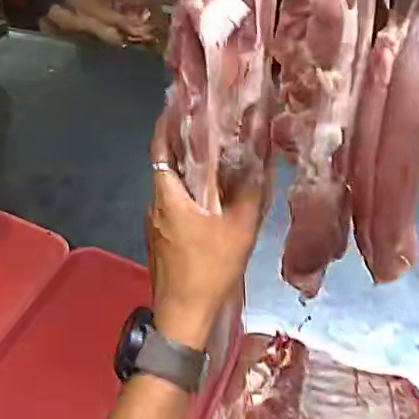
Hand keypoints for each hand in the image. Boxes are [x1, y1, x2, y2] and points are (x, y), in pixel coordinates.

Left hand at [147, 114, 268, 350]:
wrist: (182, 316)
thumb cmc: (209, 269)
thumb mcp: (239, 230)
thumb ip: (251, 193)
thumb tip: (262, 161)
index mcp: (167, 194)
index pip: (161, 146)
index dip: (168, 122)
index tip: (183, 102)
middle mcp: (155, 202)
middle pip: (166, 162)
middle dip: (184, 142)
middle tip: (209, 124)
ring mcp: (155, 220)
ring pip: (170, 183)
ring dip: (187, 167)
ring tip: (214, 153)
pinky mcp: (161, 236)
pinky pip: (172, 202)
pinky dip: (188, 190)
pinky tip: (209, 193)